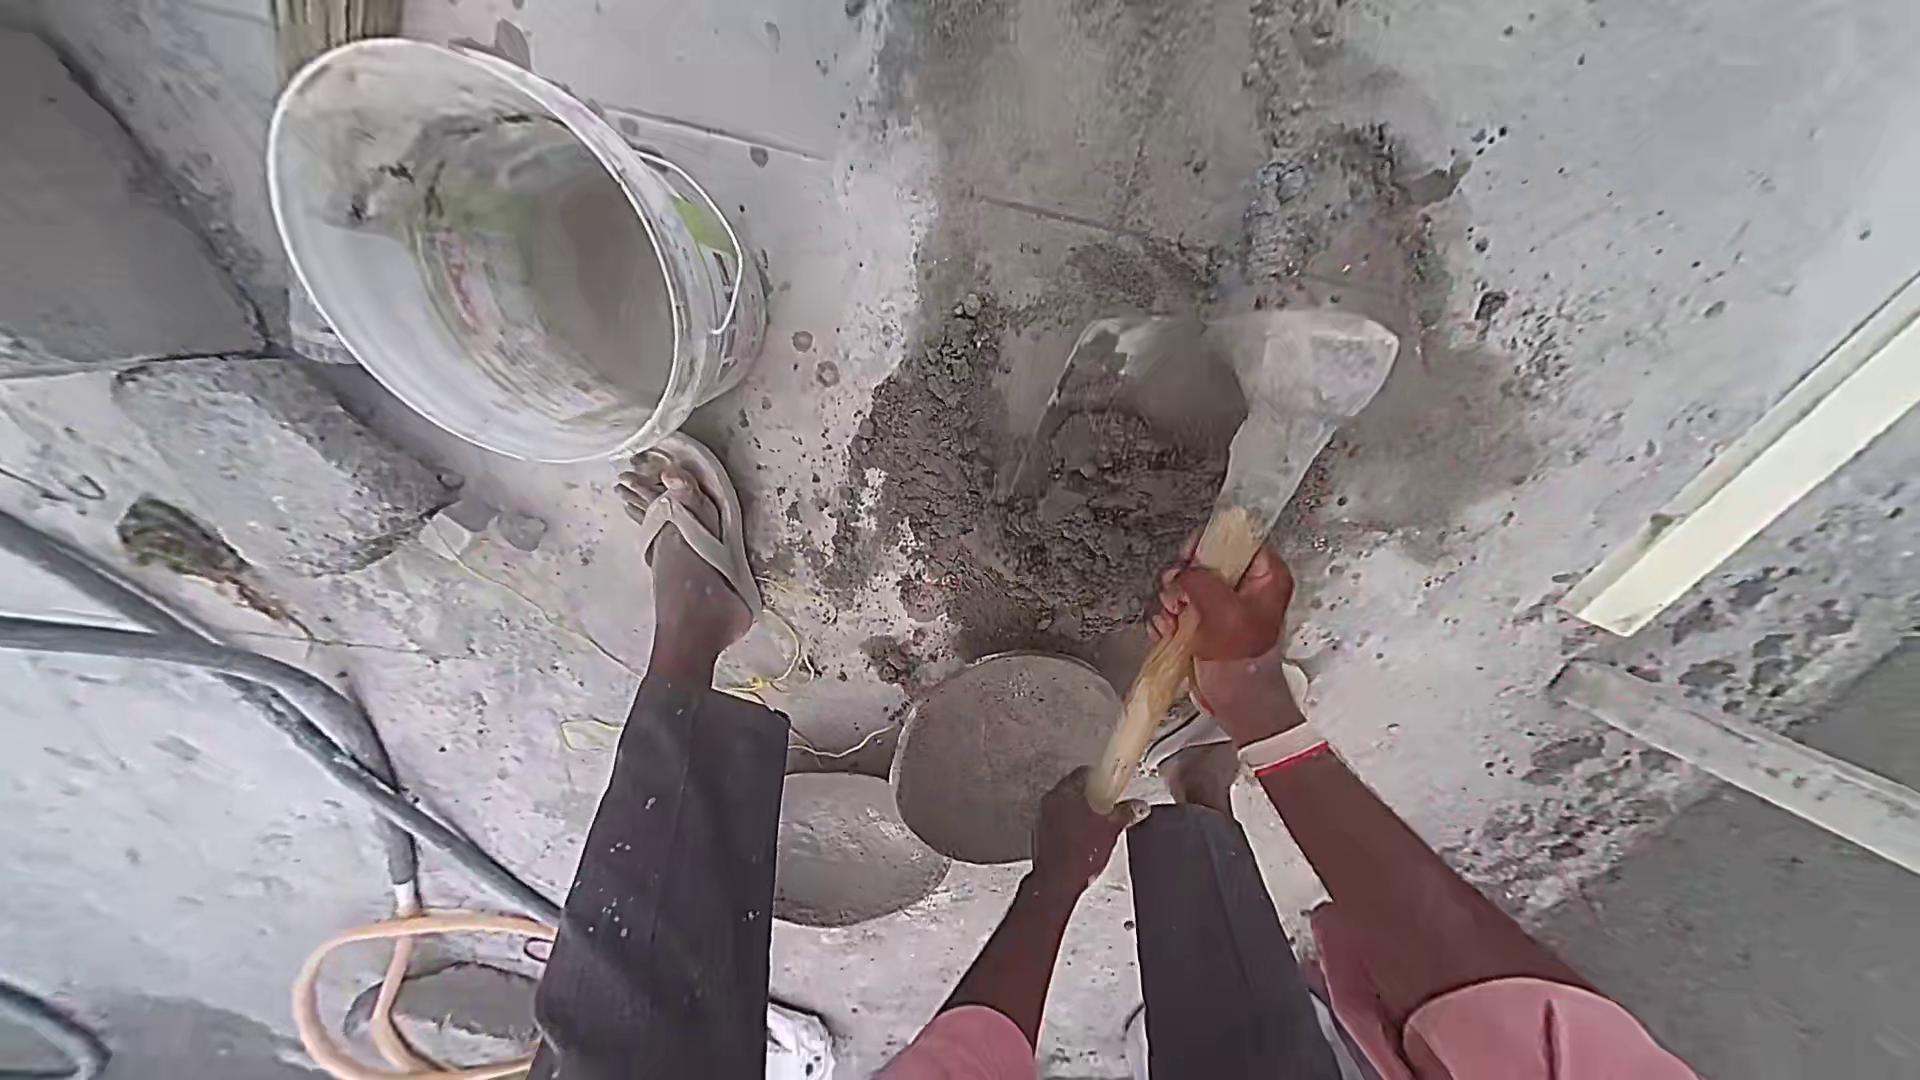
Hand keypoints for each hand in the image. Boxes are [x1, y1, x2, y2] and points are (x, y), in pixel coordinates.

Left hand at [1030, 767, 1147, 897]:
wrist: (1057, 881)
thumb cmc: (1079, 855)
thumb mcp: (1110, 830)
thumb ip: (1125, 813)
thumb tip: (1139, 807)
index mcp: (1066, 791)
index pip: (1084, 772)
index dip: (1101, 778)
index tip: (1110, 786)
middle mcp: (1051, 798)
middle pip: (1074, 786)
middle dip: (1091, 795)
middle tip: (1106, 806)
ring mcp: (1042, 813)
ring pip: (1065, 802)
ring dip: (1079, 808)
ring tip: (1095, 823)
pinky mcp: (1039, 828)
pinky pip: (1057, 816)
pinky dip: (1069, 821)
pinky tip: (1081, 835)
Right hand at [1150, 535, 1302, 742]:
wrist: (1235, 700)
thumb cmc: (1242, 662)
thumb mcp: (1224, 613)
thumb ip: (1201, 580)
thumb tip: (1180, 573)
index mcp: (1263, 575)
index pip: (1235, 538)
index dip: (1208, 545)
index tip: (1190, 561)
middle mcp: (1239, 583)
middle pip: (1197, 558)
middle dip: (1178, 580)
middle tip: (1178, 599)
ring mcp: (1215, 601)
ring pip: (1177, 581)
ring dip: (1166, 602)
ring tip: (1173, 622)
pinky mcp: (1196, 618)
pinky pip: (1167, 603)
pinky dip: (1162, 617)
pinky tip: (1167, 632)